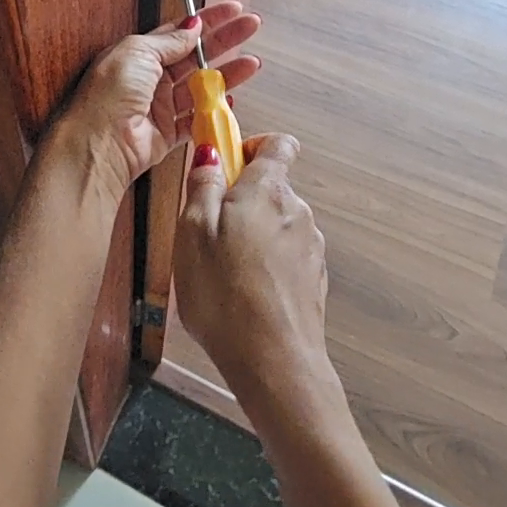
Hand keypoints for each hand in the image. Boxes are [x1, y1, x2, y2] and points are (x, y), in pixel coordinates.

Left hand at [42, 1, 261, 202]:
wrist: (98, 143)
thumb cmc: (107, 95)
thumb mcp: (138, 53)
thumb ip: (170, 41)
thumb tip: (193, 25)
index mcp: (140, 54)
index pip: (180, 31)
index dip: (208, 20)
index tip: (233, 11)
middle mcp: (150, 78)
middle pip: (196, 55)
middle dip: (226, 41)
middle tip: (251, 29)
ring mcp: (160, 106)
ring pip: (202, 86)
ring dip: (228, 74)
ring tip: (252, 63)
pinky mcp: (167, 134)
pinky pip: (197, 119)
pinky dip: (215, 110)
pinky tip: (232, 99)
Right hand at [174, 134, 329, 395]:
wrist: (274, 363)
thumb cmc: (225, 295)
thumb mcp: (192, 232)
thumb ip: (202, 186)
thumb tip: (210, 154)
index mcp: (268, 190)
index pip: (277, 143)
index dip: (250, 145)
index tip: (225, 163)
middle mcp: (297, 210)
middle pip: (271, 186)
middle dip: (241, 198)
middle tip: (208, 229)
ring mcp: (311, 246)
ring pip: (277, 222)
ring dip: (252, 233)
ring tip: (222, 269)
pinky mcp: (314, 278)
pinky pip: (286, 254)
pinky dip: (266, 262)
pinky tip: (243, 292)